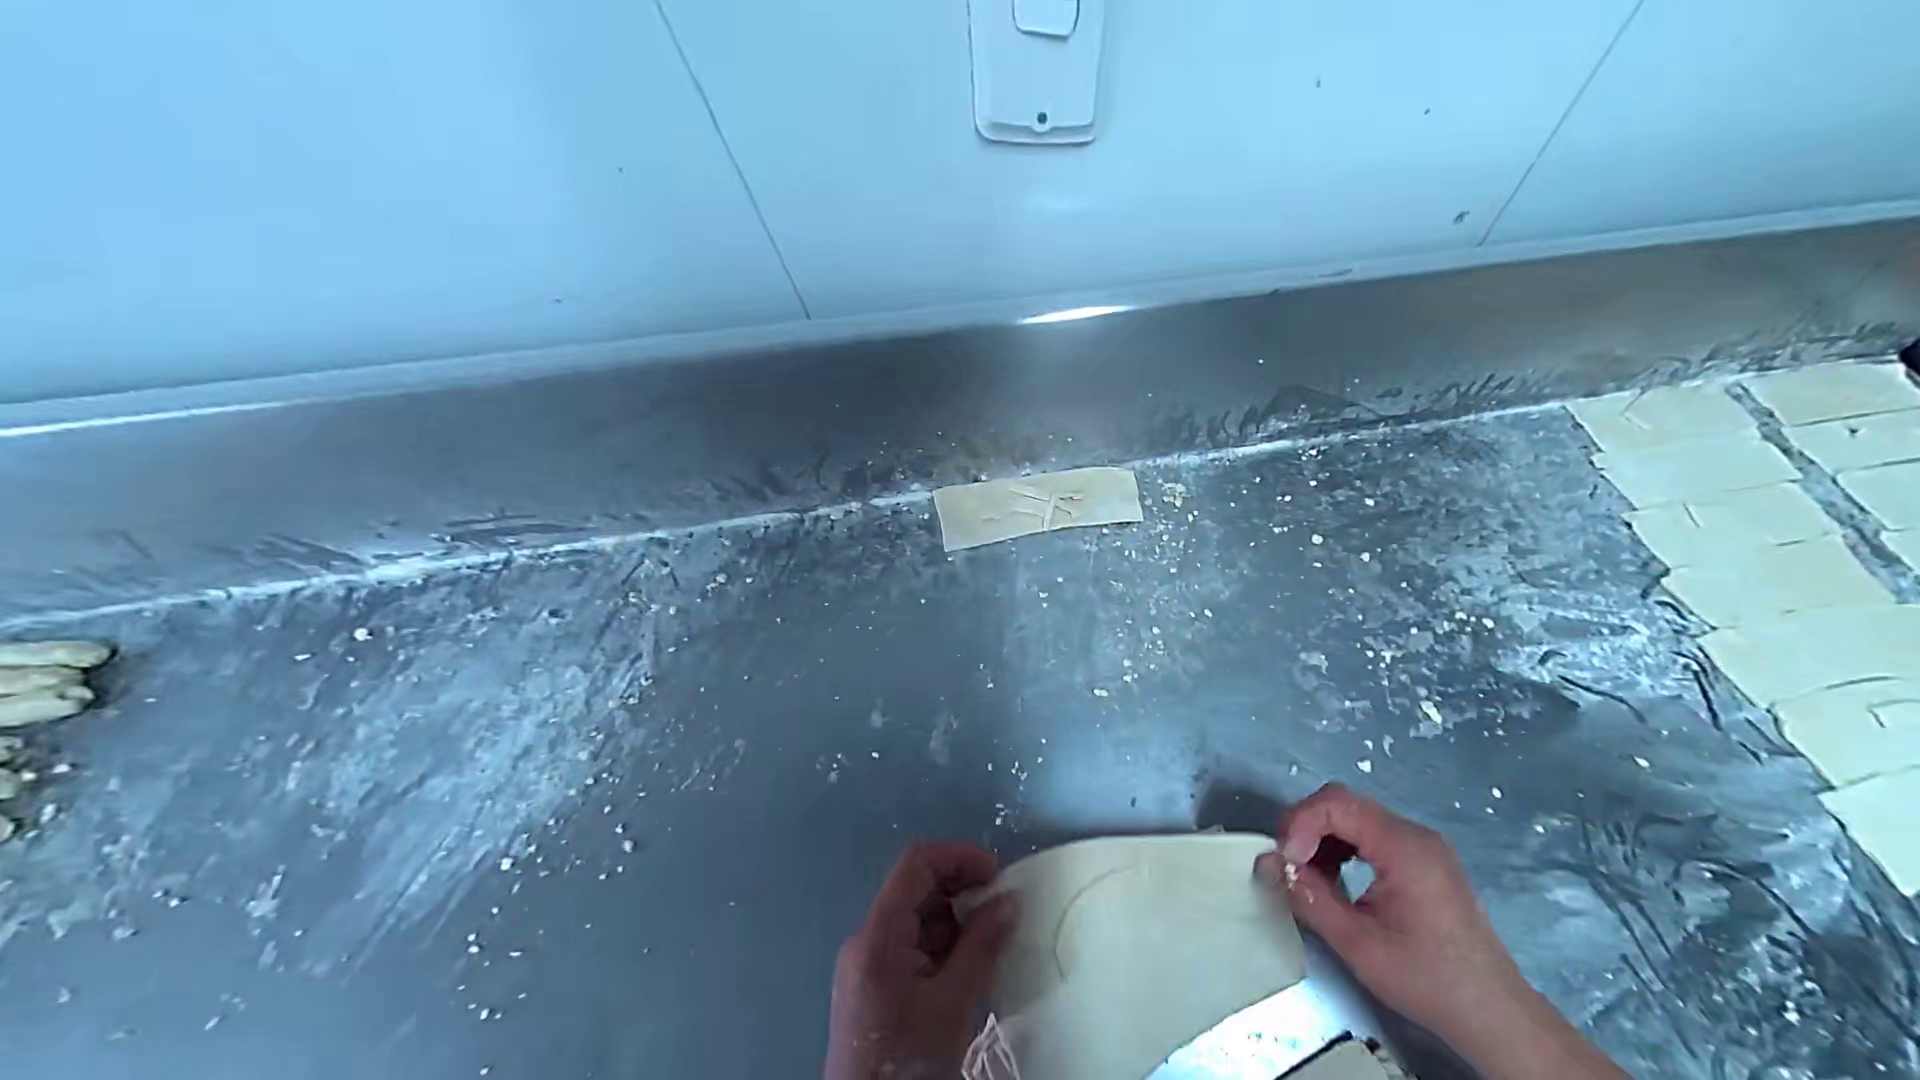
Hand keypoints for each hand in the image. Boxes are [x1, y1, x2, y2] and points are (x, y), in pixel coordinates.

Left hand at [825, 842, 1018, 1079]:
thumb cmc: (909, 1065)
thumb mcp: (954, 1005)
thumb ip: (982, 945)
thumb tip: (1010, 899)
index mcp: (878, 934)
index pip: (915, 864)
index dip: (957, 857)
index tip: (996, 873)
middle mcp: (866, 938)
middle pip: (914, 887)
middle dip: (960, 888)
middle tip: (1000, 907)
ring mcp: (866, 961)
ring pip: (914, 917)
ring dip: (954, 919)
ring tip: (990, 940)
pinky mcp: (872, 983)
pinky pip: (909, 944)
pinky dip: (941, 944)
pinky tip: (967, 964)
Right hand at [1255, 785, 1529, 1054]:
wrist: (1497, 1018)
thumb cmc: (1430, 980)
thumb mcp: (1357, 943)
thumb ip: (1308, 896)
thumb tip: (1269, 863)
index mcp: (1404, 847)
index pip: (1336, 803)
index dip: (1300, 823)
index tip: (1285, 859)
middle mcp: (1415, 835)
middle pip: (1343, 803)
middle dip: (1306, 827)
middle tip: (1289, 863)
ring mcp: (1421, 846)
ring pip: (1353, 817)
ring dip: (1321, 838)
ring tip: (1309, 876)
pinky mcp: (1422, 861)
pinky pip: (1369, 836)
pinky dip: (1341, 848)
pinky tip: (1334, 880)